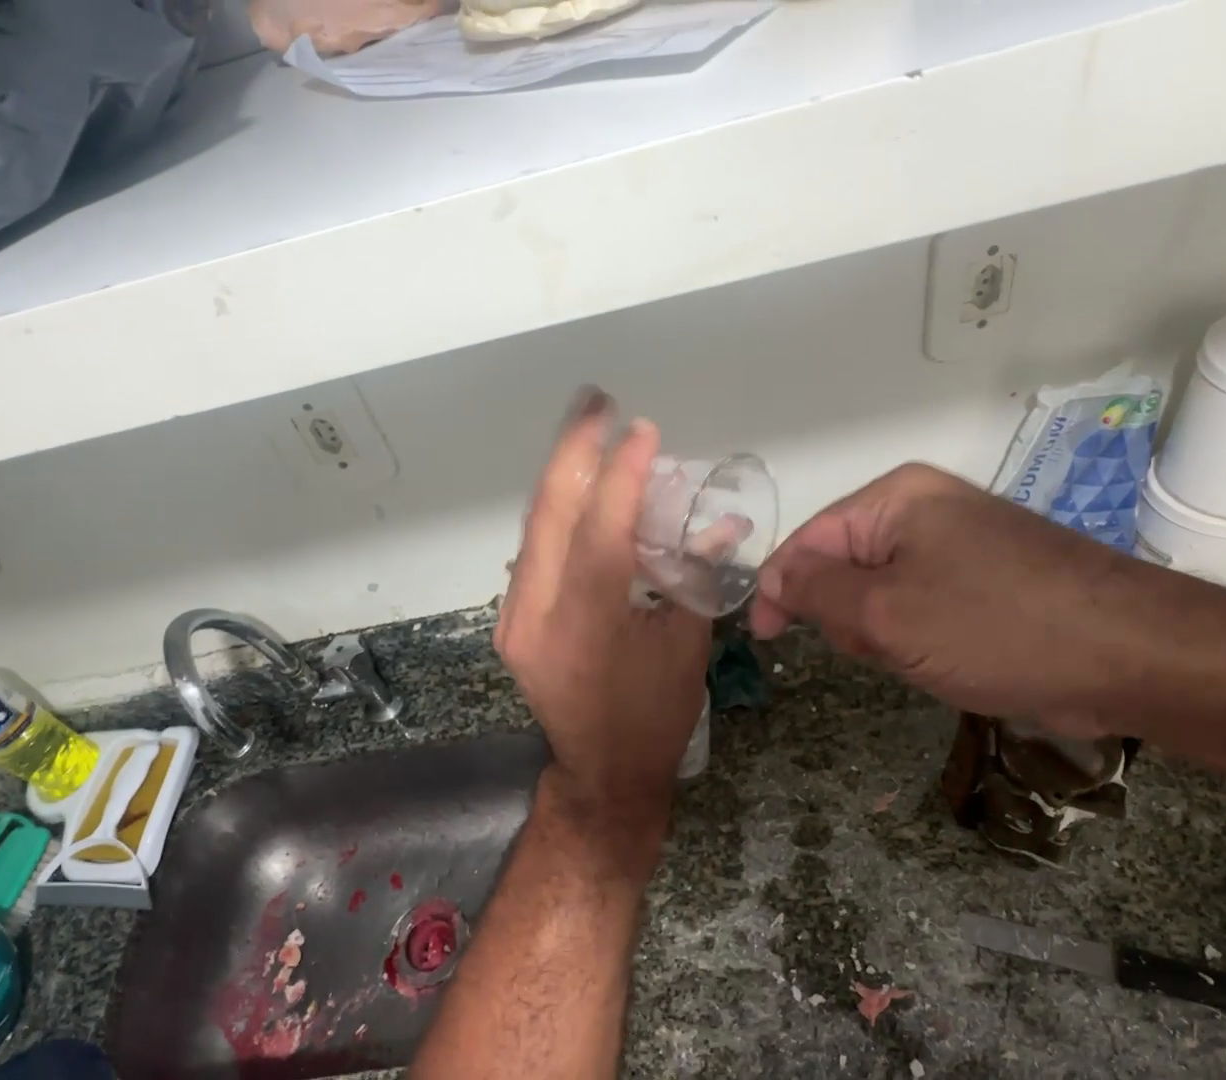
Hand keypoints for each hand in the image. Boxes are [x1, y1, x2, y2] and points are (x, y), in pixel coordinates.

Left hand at [496, 389, 712, 830]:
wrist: (601, 774)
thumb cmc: (654, 715)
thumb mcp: (687, 643)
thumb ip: (693, 574)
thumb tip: (716, 520)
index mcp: (588, 623)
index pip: (602, 528)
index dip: (622, 473)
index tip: (642, 430)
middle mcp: (536, 614)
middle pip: (549, 512)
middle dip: (573, 449)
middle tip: (596, 402)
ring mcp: (514, 618)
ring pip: (534, 526)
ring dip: (561, 474)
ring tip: (586, 430)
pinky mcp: (509, 622)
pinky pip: (532, 552)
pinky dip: (555, 513)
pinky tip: (575, 488)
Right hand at [748, 464, 1169, 731]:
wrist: (1132, 655)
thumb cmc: (995, 627)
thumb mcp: (886, 614)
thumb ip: (816, 593)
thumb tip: (772, 579)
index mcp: (896, 499)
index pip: (808, 540)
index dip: (780, 589)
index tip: (768, 639)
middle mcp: (926, 509)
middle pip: (844, 566)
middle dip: (849, 616)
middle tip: (884, 649)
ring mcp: (961, 543)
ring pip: (883, 594)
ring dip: (887, 633)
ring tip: (925, 657)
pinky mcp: (989, 578)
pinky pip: (923, 606)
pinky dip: (921, 637)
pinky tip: (950, 659)